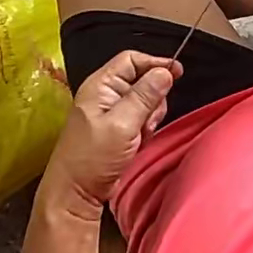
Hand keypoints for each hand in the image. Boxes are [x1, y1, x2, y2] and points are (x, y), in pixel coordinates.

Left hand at [44, 50, 180, 217]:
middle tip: (149, 119)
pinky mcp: (117, 127)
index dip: (155, 63)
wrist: (76, 192)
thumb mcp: (123, 124)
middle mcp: (105, 93)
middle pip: (142, 79)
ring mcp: (111, 111)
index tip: (177, 72)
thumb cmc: (93, 158)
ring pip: (145, 100)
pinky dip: (145, 128)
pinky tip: (138, 141)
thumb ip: (145, 96)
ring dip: (150, 116)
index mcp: (100, 84)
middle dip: (153, 97)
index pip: (131, 59)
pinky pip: (141, 118)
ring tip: (140, 134)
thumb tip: (165, 72)